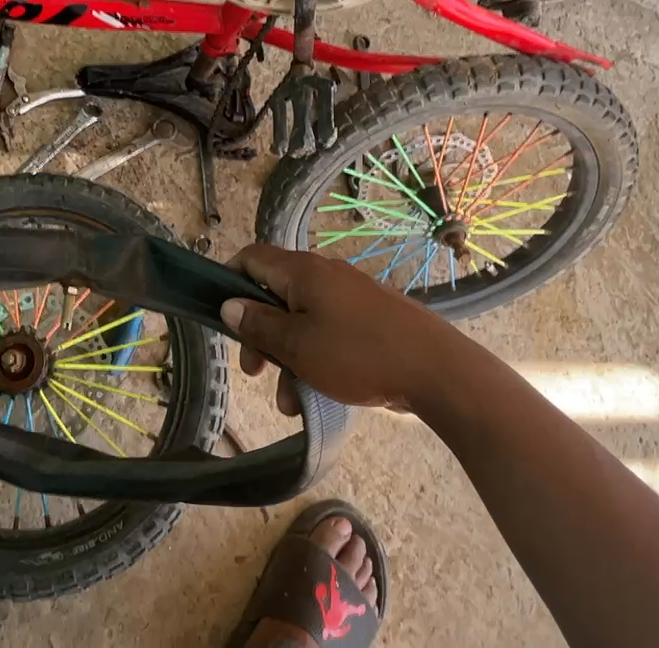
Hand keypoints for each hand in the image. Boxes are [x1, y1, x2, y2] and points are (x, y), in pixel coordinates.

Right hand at [221, 243, 451, 410]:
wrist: (437, 371)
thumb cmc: (358, 354)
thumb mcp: (298, 346)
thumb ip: (259, 325)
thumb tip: (229, 304)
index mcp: (303, 271)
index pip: (252, 257)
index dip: (229, 279)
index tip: (221, 315)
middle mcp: (325, 275)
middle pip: (274, 294)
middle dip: (259, 334)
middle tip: (253, 371)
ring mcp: (350, 296)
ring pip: (301, 320)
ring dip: (287, 357)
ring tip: (289, 401)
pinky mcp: (370, 318)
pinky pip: (328, 331)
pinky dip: (314, 358)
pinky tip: (315, 396)